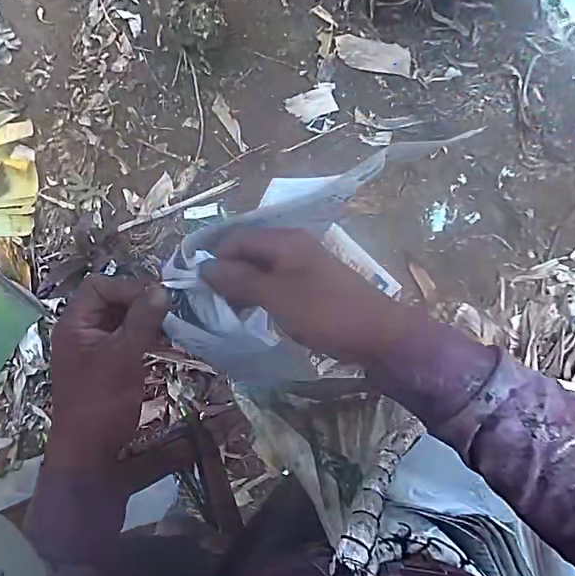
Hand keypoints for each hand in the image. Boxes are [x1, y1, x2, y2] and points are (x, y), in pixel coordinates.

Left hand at [46, 274, 168, 471]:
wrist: (89, 456)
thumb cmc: (100, 403)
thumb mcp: (123, 357)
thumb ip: (141, 321)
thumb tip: (162, 289)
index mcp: (73, 324)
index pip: (98, 286)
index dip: (128, 287)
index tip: (157, 299)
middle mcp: (81, 332)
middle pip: (111, 301)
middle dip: (141, 302)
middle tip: (172, 309)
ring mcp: (94, 349)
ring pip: (122, 320)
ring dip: (147, 319)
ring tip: (175, 324)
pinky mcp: (108, 366)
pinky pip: (127, 340)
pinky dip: (146, 337)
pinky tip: (169, 341)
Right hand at [199, 226, 417, 364]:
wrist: (381, 338)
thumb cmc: (325, 313)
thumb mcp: (275, 296)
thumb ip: (238, 279)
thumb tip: (203, 267)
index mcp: (284, 240)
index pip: (234, 238)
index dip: (211, 257)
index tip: (193, 284)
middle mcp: (293, 246)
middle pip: (246, 251)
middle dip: (224, 272)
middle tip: (206, 300)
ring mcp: (304, 266)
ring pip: (259, 269)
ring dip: (239, 285)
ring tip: (224, 309)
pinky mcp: (311, 286)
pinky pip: (274, 283)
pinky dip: (257, 294)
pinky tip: (251, 313)